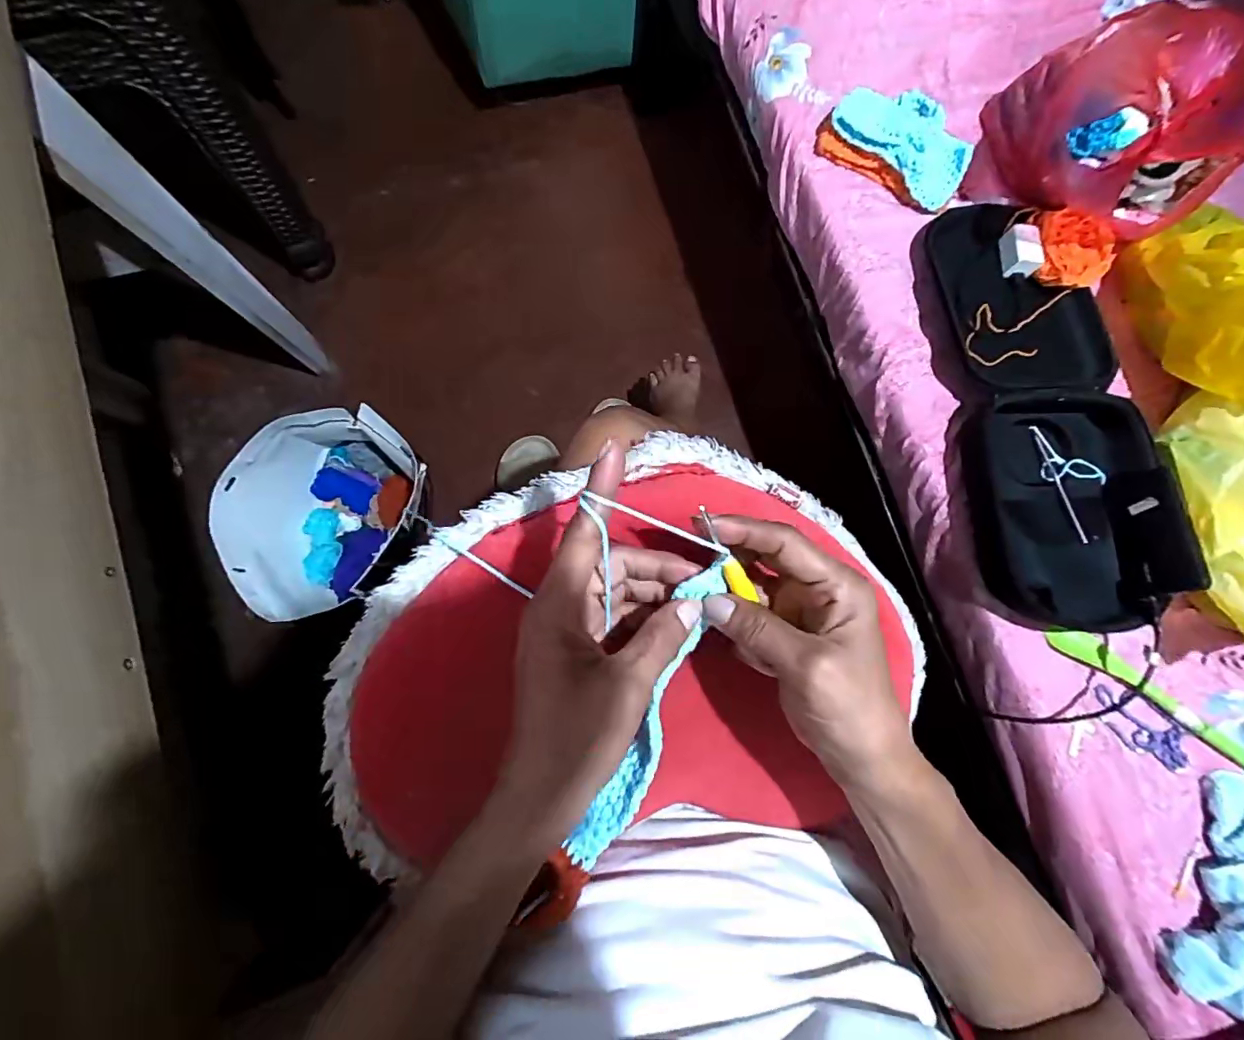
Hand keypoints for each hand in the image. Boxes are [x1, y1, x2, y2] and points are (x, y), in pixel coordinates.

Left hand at [491, 440, 704, 850]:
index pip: (585, 530)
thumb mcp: (629, 684)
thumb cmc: (578, 737)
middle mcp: (559, 606)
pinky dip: (642, 617)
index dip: (602, 487)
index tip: (616, 447)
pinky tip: (675, 626)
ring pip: (615, 591)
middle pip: (611, 564)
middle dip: (657, 567)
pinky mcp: (573, 651)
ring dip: (653, 594)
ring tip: (697, 604)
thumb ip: (662, 636)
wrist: (539, 796)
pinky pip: (611, 617)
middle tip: (704, 581)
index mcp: (561, 603)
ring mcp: (564, 629)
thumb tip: (692, 604)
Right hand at [697, 515, 911, 787]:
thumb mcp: (805, 665)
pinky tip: (747, 654)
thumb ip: (758, 629)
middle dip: (730, 561)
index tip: (704, 524)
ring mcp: (800, 612)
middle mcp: (818, 590)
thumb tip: (709, 600)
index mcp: (836, 585)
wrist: (861, 756)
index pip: (785, 543)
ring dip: (731, 599)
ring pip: (754, 588)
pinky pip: (751, 617)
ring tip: (712, 614)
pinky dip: (739, 627)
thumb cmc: (848, 706)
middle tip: (693, 564)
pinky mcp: (785, 635)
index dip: (745, 530)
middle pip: (766, 559)